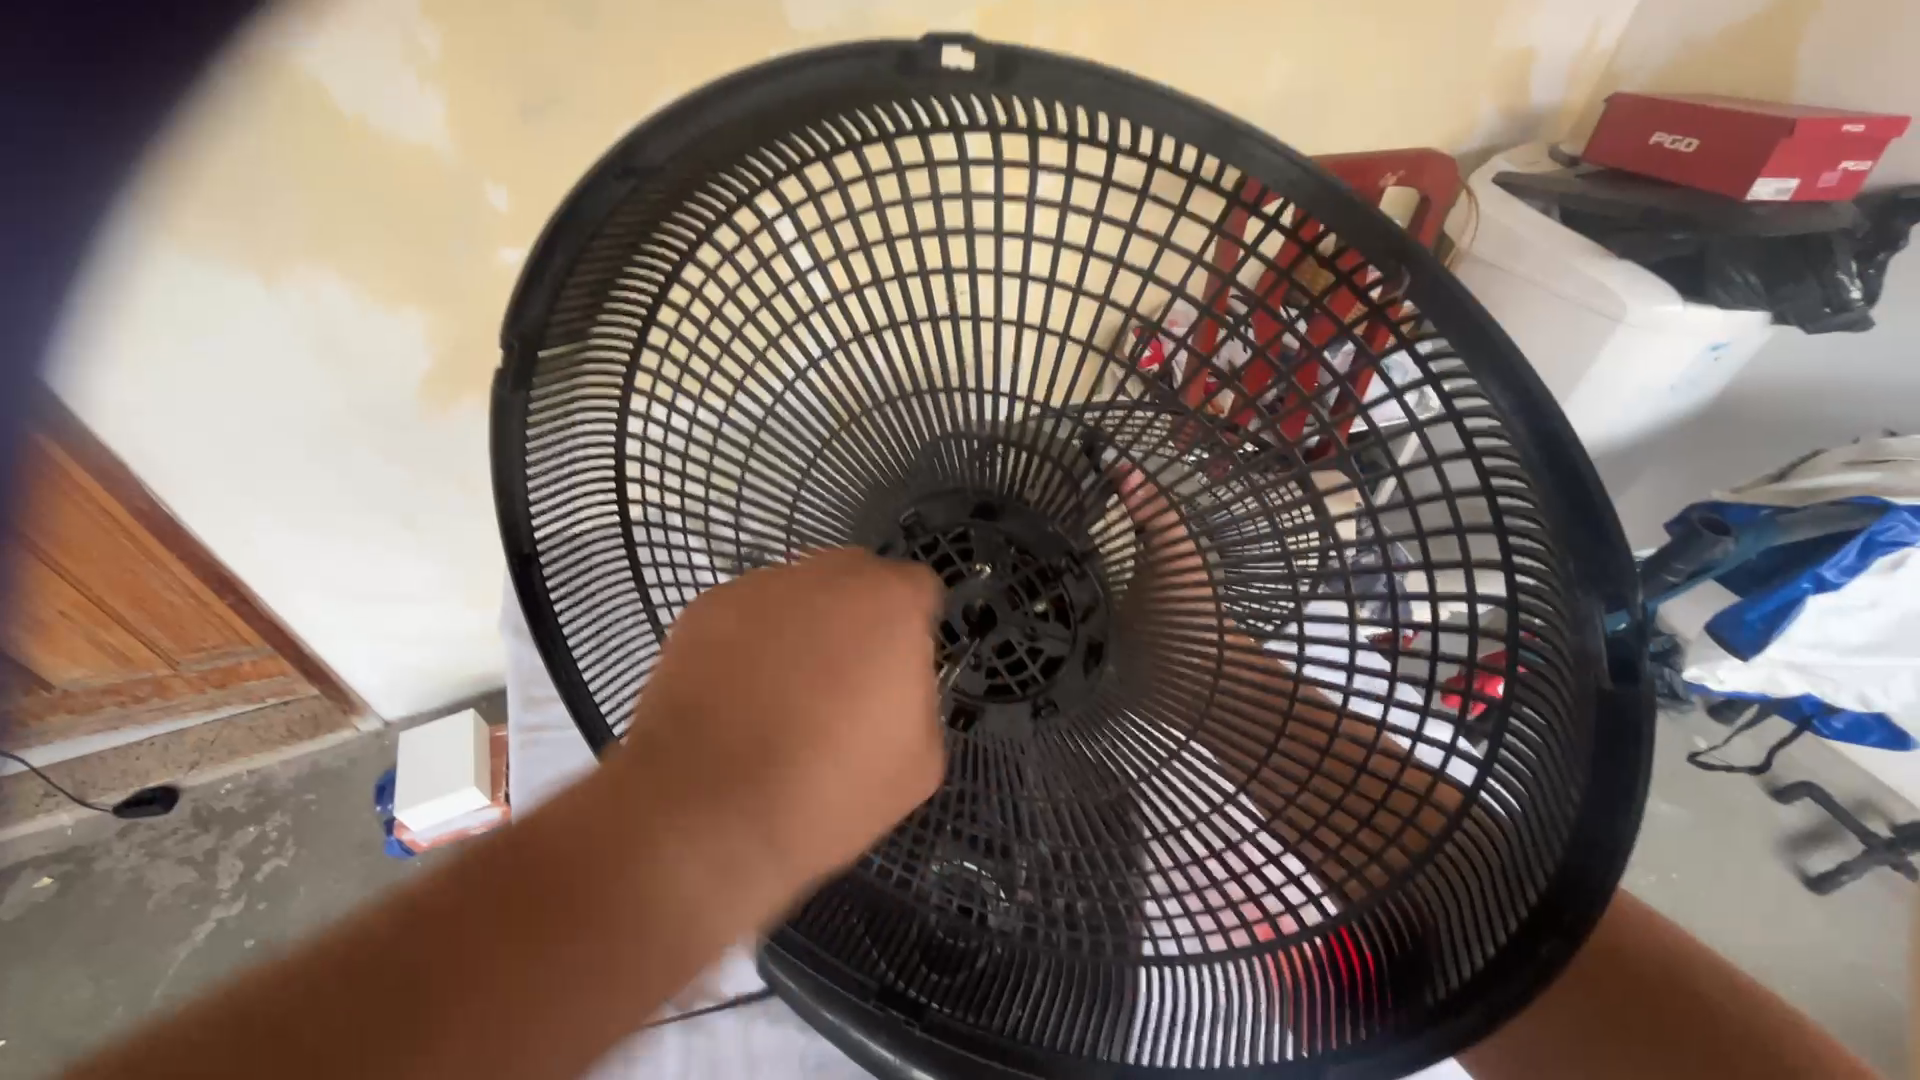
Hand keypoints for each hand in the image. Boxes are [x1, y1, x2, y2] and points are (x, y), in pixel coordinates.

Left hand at [612, 547, 946, 921]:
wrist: (707, 813)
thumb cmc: (830, 790)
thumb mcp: (921, 759)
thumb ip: (920, 695)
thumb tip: (891, 683)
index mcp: (890, 604)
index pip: (920, 590)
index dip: (914, 631)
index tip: (897, 675)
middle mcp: (827, 576)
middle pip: (857, 581)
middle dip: (858, 621)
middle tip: (843, 684)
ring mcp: (759, 587)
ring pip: (798, 596)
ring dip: (801, 631)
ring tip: (778, 698)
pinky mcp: (705, 609)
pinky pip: (745, 618)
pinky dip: (748, 646)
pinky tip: (735, 700)